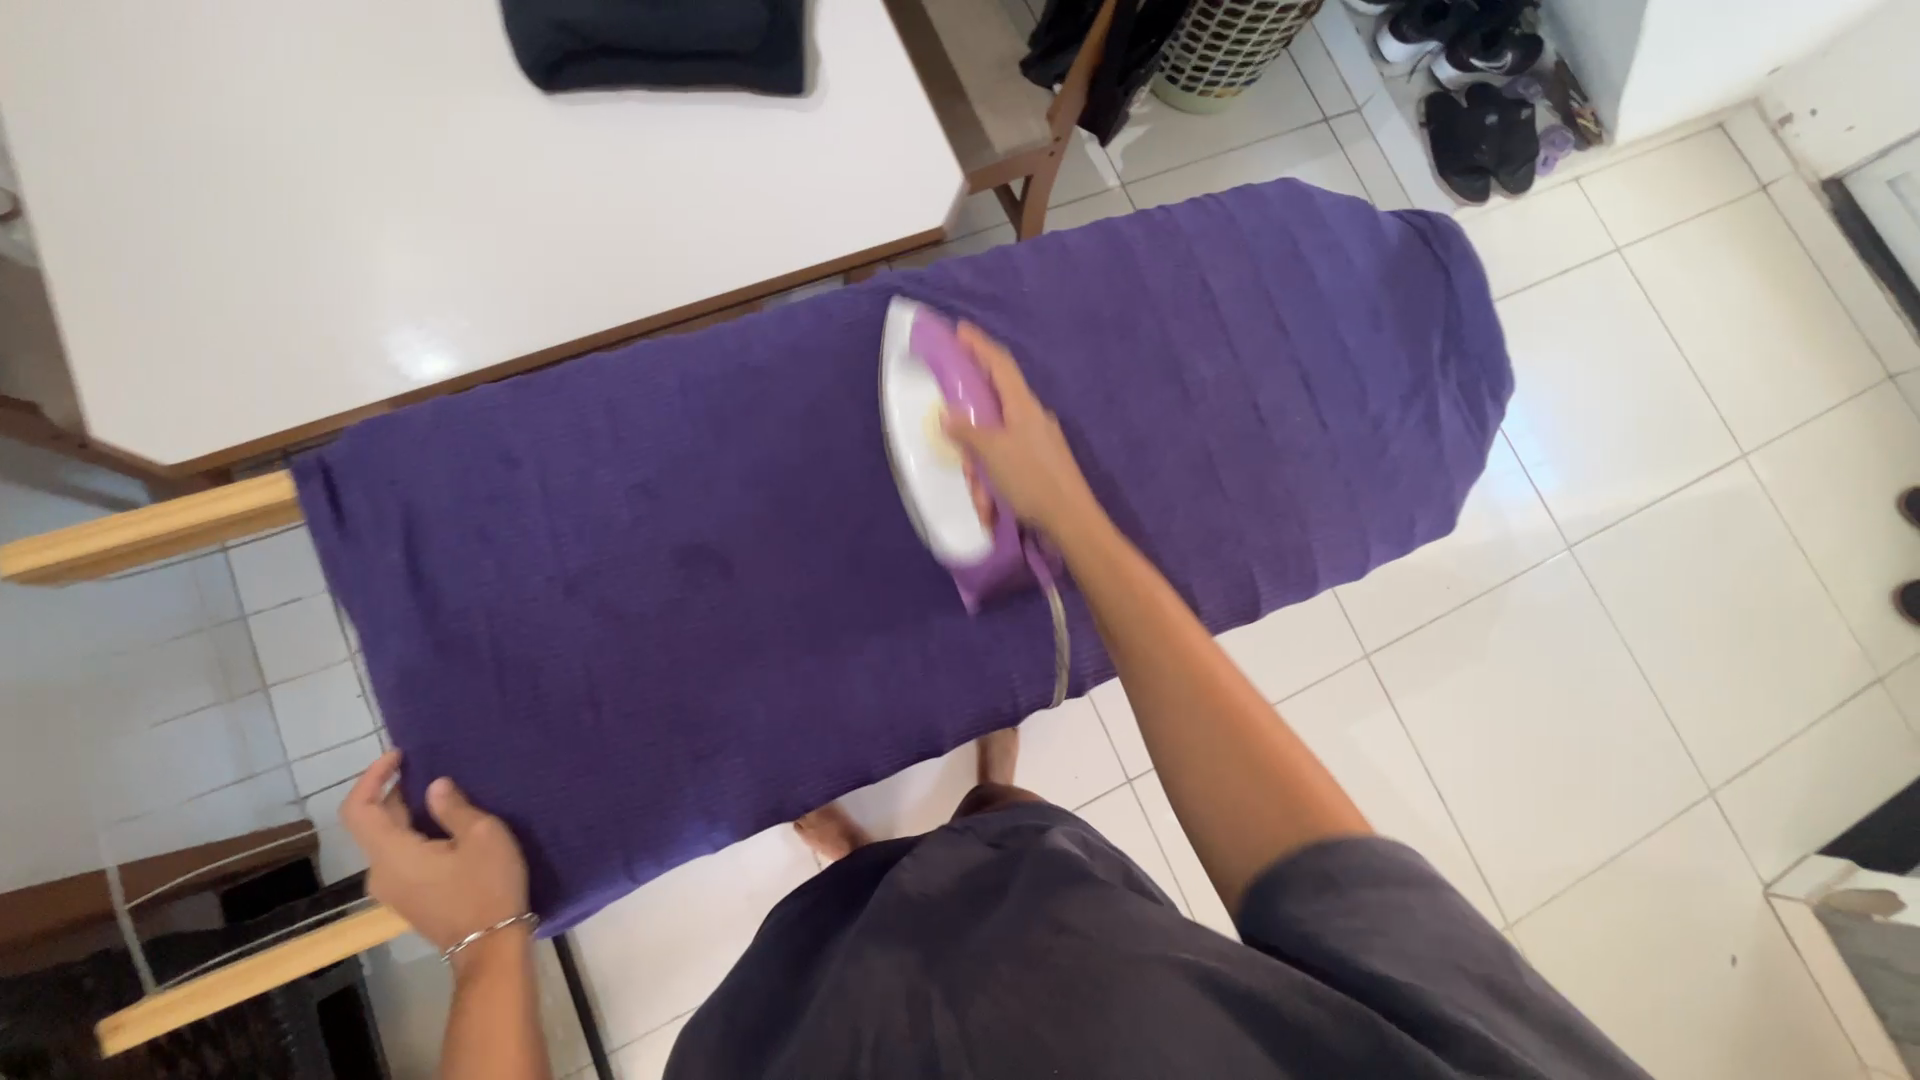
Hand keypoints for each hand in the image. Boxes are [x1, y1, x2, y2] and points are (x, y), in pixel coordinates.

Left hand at [340, 751, 530, 968]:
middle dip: (395, 791)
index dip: (373, 777)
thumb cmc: (487, 885)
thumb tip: (434, 787)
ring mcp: (392, 889)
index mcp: (392, 854)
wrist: (489, 944)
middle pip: (373, 824)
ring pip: (388, 840)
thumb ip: (454, 808)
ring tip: (442, 792)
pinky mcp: (408, 898)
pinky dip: (414, 832)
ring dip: (407, 812)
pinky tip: (445, 827)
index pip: (360, 809)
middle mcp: (380, 872)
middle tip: (428, 767)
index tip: (399, 756)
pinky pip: (401, 856)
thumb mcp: (482, 836)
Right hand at [942, 322, 1105, 540]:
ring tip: (985, 502)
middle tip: (967, 468)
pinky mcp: (1040, 466)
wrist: (1072, 522)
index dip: (979, 346)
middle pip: (991, 412)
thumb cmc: (1032, 480)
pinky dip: (994, 487)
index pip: (999, 364)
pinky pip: (1006, 468)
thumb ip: (968, 432)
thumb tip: (949, 414)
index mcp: (1023, 406)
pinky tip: (993, 510)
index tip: (960, 330)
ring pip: (994, 448)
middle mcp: (1032, 418)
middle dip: (972, 443)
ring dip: (983, 476)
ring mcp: (1038, 443)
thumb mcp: (992, 454)